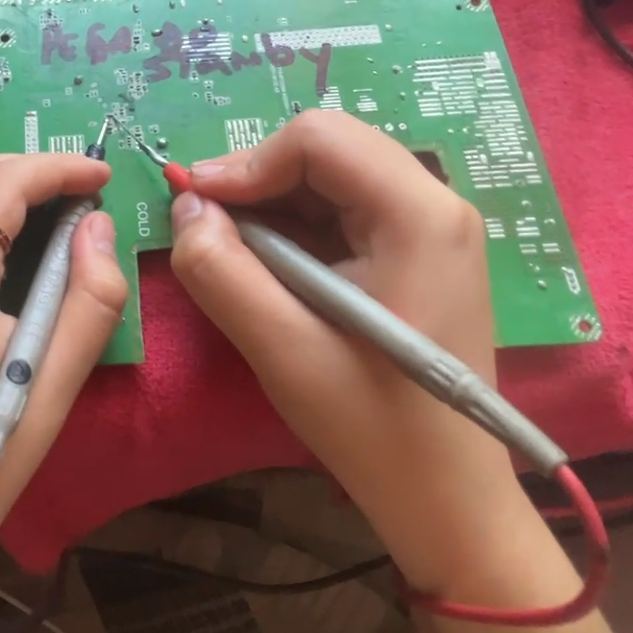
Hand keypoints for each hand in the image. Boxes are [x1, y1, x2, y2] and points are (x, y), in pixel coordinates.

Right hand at [166, 112, 512, 549]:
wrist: (445, 494)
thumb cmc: (372, 426)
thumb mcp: (282, 350)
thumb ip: (221, 271)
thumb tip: (186, 208)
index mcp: (418, 215)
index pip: (319, 138)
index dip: (246, 162)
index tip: (196, 205)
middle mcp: (436, 202)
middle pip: (327, 148)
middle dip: (256, 178)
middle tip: (205, 223)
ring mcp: (431, 226)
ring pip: (330, 174)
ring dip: (270, 202)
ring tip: (231, 248)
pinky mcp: (416, 250)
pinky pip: (342, 208)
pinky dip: (294, 224)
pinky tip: (271, 265)